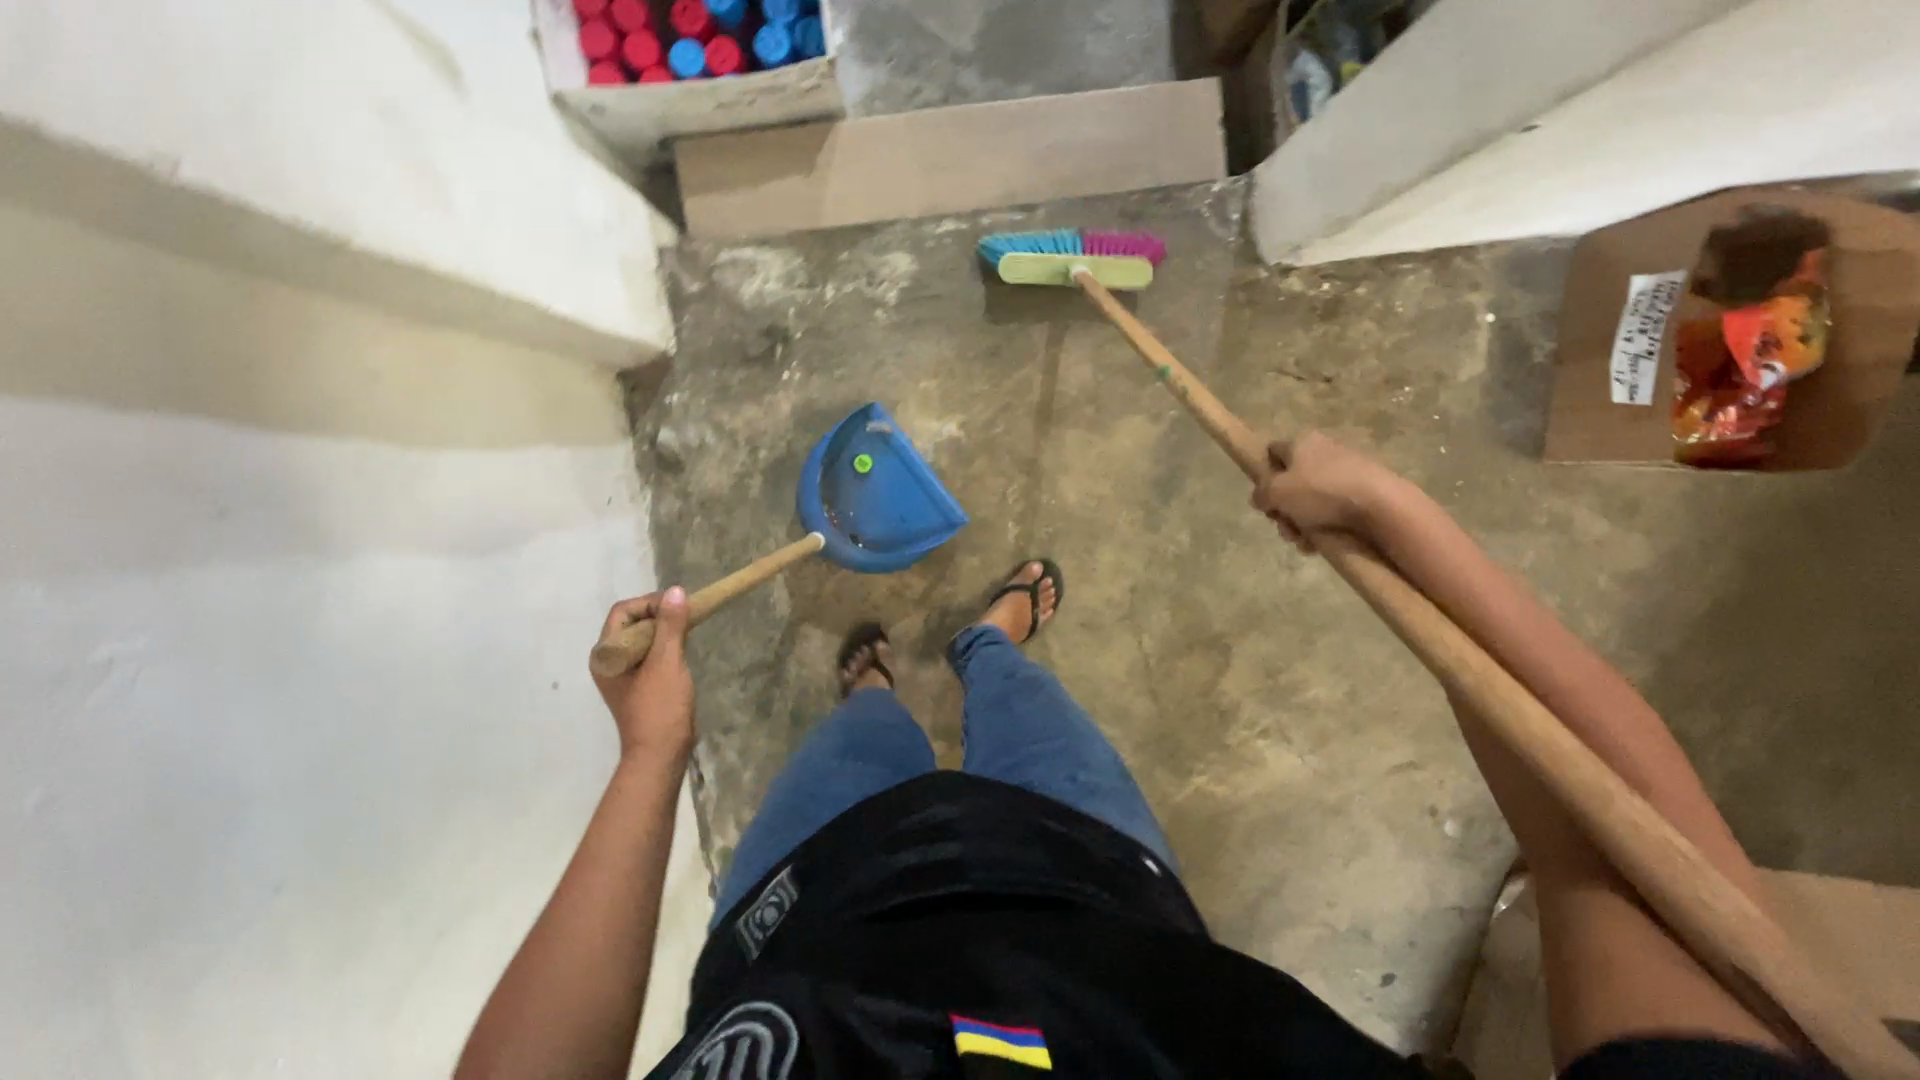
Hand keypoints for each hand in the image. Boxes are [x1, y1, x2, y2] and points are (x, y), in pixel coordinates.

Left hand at [591, 587, 694, 763]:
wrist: (660, 754)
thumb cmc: (660, 708)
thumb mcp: (667, 662)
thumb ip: (670, 625)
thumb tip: (675, 591)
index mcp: (606, 654)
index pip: (623, 611)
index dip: (650, 603)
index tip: (677, 608)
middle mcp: (608, 661)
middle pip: (632, 622)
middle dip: (659, 616)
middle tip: (686, 619)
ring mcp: (622, 674)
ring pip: (643, 638)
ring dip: (664, 632)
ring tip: (687, 635)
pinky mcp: (637, 684)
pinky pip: (648, 654)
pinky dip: (665, 648)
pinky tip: (682, 653)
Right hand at [1249, 432, 1394, 552]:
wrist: (1380, 504)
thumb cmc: (1320, 491)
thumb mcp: (1276, 492)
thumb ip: (1260, 494)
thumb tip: (1260, 498)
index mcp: (1301, 442)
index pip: (1272, 452)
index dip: (1264, 474)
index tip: (1264, 497)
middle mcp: (1322, 452)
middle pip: (1290, 483)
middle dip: (1282, 509)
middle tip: (1284, 526)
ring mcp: (1344, 472)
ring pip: (1309, 501)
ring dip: (1299, 524)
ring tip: (1303, 541)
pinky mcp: (1361, 492)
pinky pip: (1331, 510)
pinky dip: (1322, 527)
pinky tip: (1320, 543)